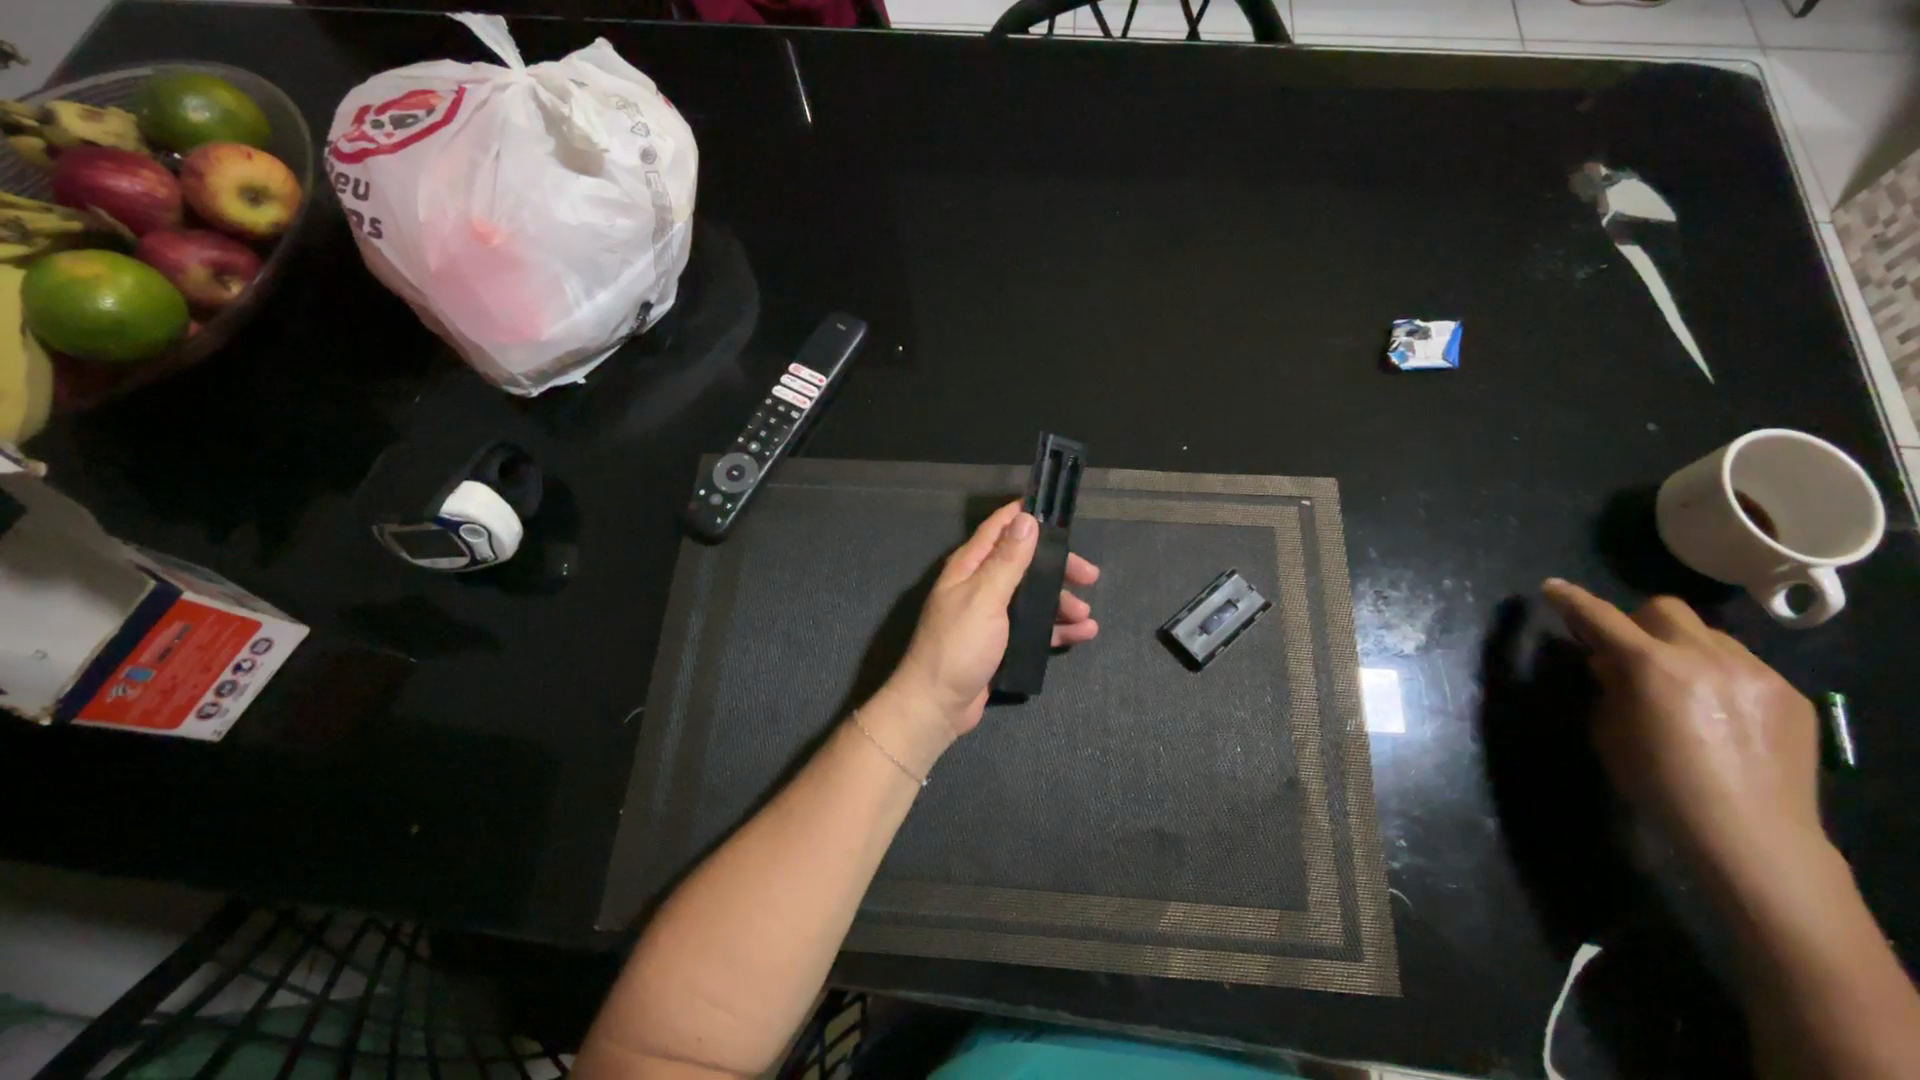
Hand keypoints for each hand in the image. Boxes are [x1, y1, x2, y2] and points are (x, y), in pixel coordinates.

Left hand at [879, 500, 1099, 742]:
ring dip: (1061, 603)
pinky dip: (1057, 629)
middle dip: (1058, 567)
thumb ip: (1007, 560)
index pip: (999, 528)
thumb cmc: (959, 645)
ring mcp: (991, 616)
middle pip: (1025, 564)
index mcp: (970, 567)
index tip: (1058, 509)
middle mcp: (980, 585)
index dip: (1026, 516)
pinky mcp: (1001, 643)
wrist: (939, 704)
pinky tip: (1081, 634)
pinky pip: (1034, 628)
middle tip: (1090, 575)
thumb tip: (1026, 520)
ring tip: (1087, 616)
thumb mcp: (985, 597)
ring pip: (1033, 598)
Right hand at [1541, 579, 1824, 882]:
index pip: (1602, 618)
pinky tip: (1721, 717)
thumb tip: (1612, 665)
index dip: (1573, 601)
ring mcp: (1755, 672)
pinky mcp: (1789, 693)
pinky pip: (1744, 666)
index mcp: (1652, 668)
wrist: (1750, 835)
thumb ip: (1609, 689)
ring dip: (1683, 649)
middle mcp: (1706, 656)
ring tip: (1681, 689)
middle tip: (1630, 654)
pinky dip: (1720, 676)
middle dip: (1638, 623)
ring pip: (1708, 635)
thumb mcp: (1610, 735)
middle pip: (1663, 609)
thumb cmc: (1660, 787)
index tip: (1553, 589)